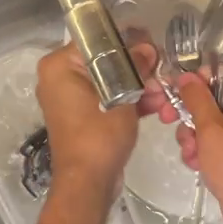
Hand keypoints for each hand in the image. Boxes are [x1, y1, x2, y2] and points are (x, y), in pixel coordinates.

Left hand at [36, 42, 165, 197]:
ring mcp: (71, 98)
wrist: (87, 184)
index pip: (96, 39)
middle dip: (137, 69)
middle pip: (105, 60)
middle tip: (160, 75)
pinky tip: (156, 106)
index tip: (152, 47)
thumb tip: (147, 47)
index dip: (128, 41)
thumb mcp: (122, 98)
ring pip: (110, 81)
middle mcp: (60, 78)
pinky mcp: (83, 116)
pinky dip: (128, 102)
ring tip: (162, 95)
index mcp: (60, 66)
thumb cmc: (98, 138)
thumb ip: (134, 68)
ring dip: (138, 87)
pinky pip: (107, 99)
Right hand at [172, 70, 222, 223]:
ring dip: (194, 134)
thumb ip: (196, 98)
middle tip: (168, 118)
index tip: (178, 89)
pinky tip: (195, 162)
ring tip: (189, 151)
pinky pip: (216, 139)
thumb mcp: (211, 129)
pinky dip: (203, 148)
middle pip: (216, 95)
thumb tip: (186, 76)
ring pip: (212, 119)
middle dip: (191, 111)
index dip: (200, 77)